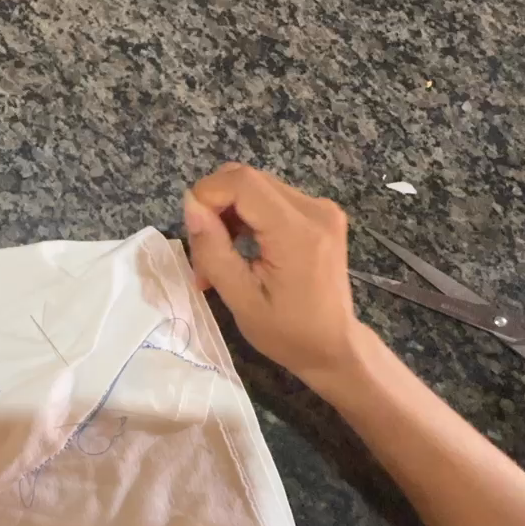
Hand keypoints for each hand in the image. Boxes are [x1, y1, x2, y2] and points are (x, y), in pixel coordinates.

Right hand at [182, 163, 367, 386]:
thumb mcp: (240, 298)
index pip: (241, 182)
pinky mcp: (318, 213)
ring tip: (221, 255)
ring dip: (227, 214)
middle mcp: (314, 209)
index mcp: (297, 232)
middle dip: (213, 207)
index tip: (194, 234)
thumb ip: (213, 249)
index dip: (206, 196)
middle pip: (246, 179)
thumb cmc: (286, 332)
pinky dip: (245, 217)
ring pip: (253, 187)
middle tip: (205, 251)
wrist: (333, 346)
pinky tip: (241, 248)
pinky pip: (267, 198)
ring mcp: (320, 208)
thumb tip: (191, 207)